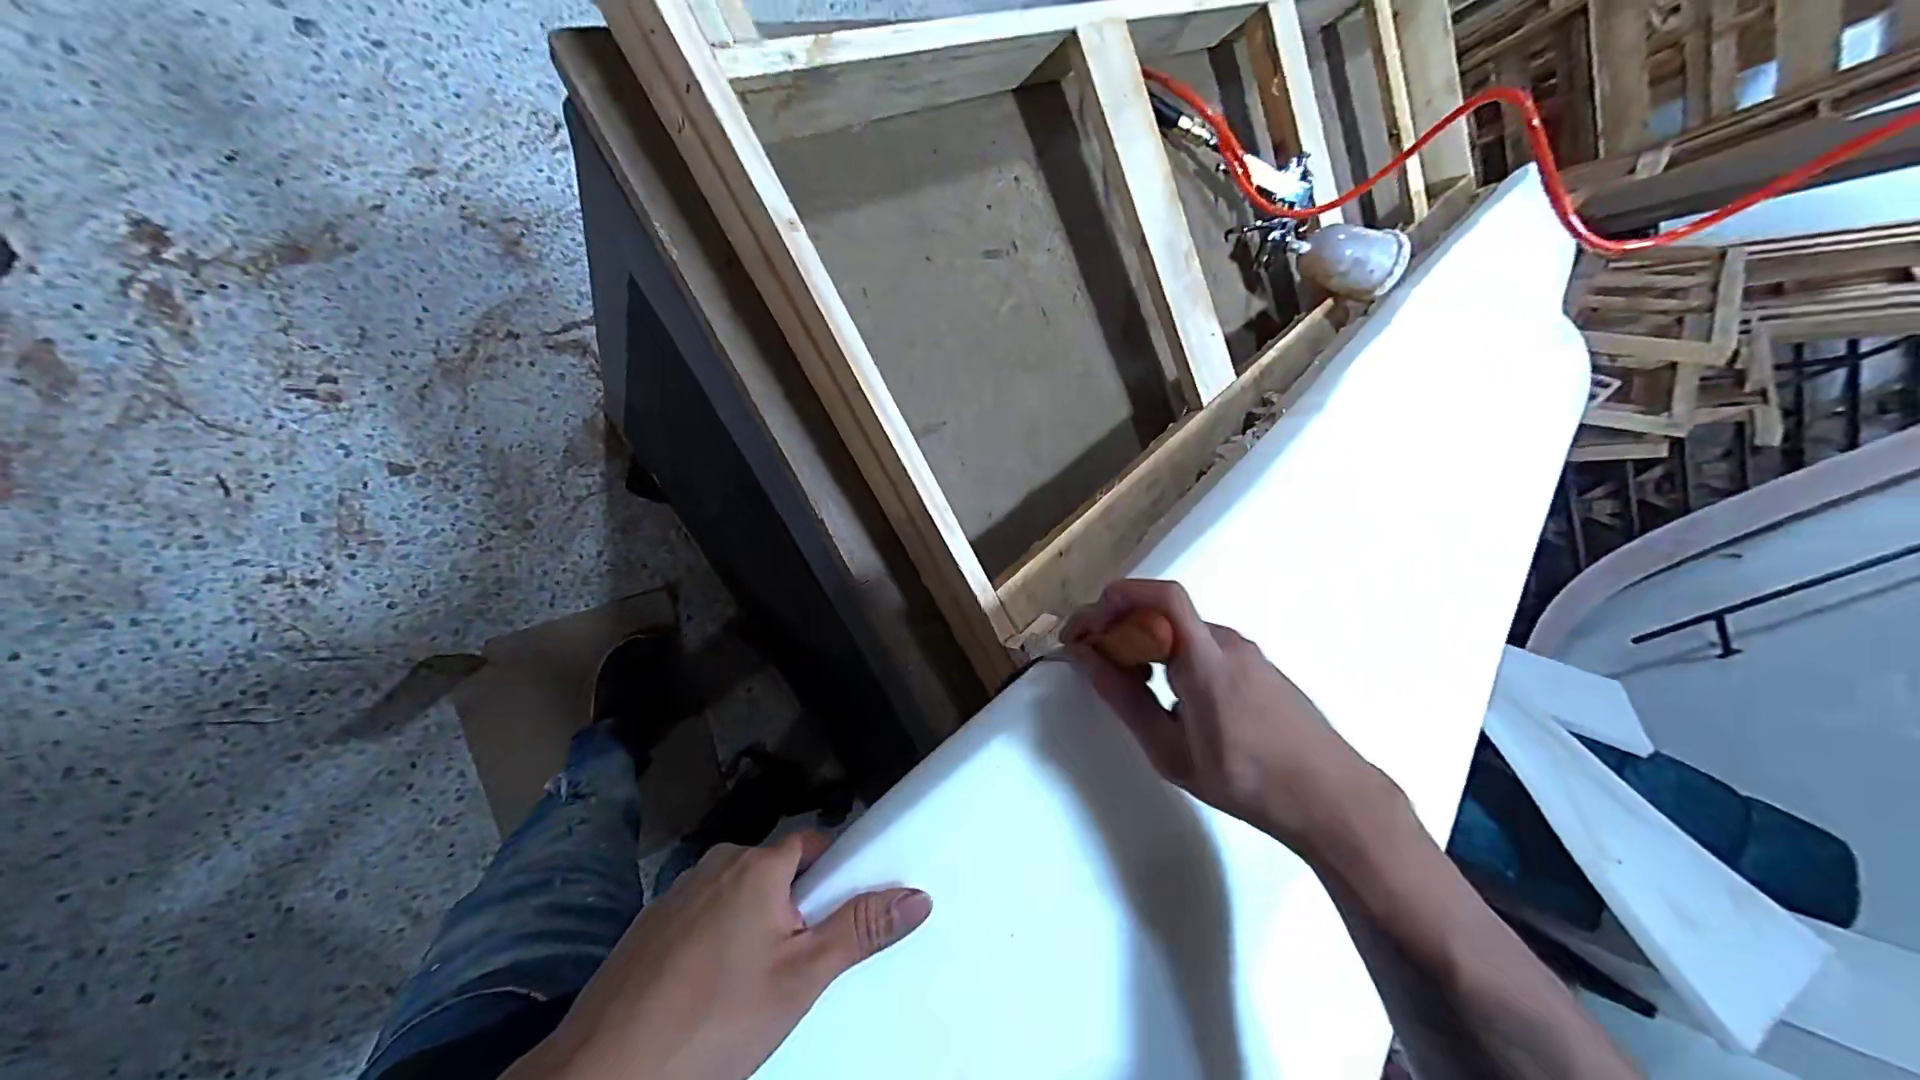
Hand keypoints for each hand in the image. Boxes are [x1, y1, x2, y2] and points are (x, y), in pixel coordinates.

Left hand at [507, 832, 931, 1079]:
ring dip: (752, 924)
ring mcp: (674, 895)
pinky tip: (706, 992)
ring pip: (734, 897)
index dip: (833, 872)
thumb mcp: (802, 978)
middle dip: (793, 906)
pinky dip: (713, 942)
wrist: (602, 1075)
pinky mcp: (646, 927)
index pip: (811, 844)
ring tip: (751, 984)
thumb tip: (917, 896)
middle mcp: (714, 865)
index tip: (840, 912)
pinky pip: (699, 919)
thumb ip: (860, 930)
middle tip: (798, 961)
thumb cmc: (715, 1020)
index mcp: (756, 866)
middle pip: (773, 871)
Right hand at [1063, 579, 1401, 860]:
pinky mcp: (1255, 665)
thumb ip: (1126, 701)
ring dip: (1144, 643)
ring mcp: (1246, 652)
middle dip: (1118, 626)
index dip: (1116, 599)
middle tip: (1093, 661)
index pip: (1162, 597)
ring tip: (1129, 685)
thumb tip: (1088, 659)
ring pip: (1180, 630)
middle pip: (1162, 612)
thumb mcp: (1172, 753)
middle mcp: (1227, 643)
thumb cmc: (1248, 783)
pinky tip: (1169, 696)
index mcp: (1206, 662)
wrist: (1332, 799)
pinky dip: (1170, 654)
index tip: (1084, 631)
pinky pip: (1200, 644)